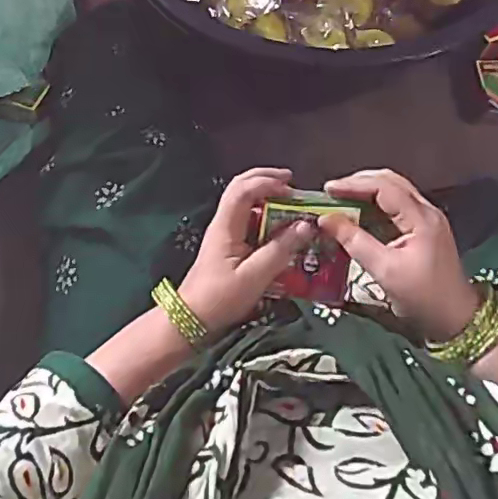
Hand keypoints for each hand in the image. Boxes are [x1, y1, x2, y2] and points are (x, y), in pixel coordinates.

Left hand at [179, 168, 316, 331]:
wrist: (192, 319)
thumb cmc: (220, 298)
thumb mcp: (255, 277)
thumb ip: (280, 250)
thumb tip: (305, 226)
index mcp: (226, 226)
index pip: (244, 190)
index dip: (268, 183)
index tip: (292, 191)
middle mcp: (224, 224)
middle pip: (241, 188)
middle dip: (266, 179)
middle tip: (291, 182)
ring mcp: (225, 234)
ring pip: (245, 203)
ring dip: (267, 198)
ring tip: (291, 205)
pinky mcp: (229, 246)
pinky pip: (248, 222)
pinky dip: (266, 218)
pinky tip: (281, 229)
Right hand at [318, 170, 477, 340]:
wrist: (457, 320)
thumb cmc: (422, 297)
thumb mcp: (384, 271)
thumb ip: (354, 241)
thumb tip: (325, 219)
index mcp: (421, 218)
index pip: (384, 187)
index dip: (353, 185)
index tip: (328, 190)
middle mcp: (426, 211)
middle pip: (390, 182)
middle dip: (359, 183)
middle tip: (332, 193)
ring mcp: (427, 219)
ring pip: (394, 192)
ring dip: (366, 192)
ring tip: (340, 200)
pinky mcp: (424, 229)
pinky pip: (396, 206)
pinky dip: (374, 205)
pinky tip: (358, 214)